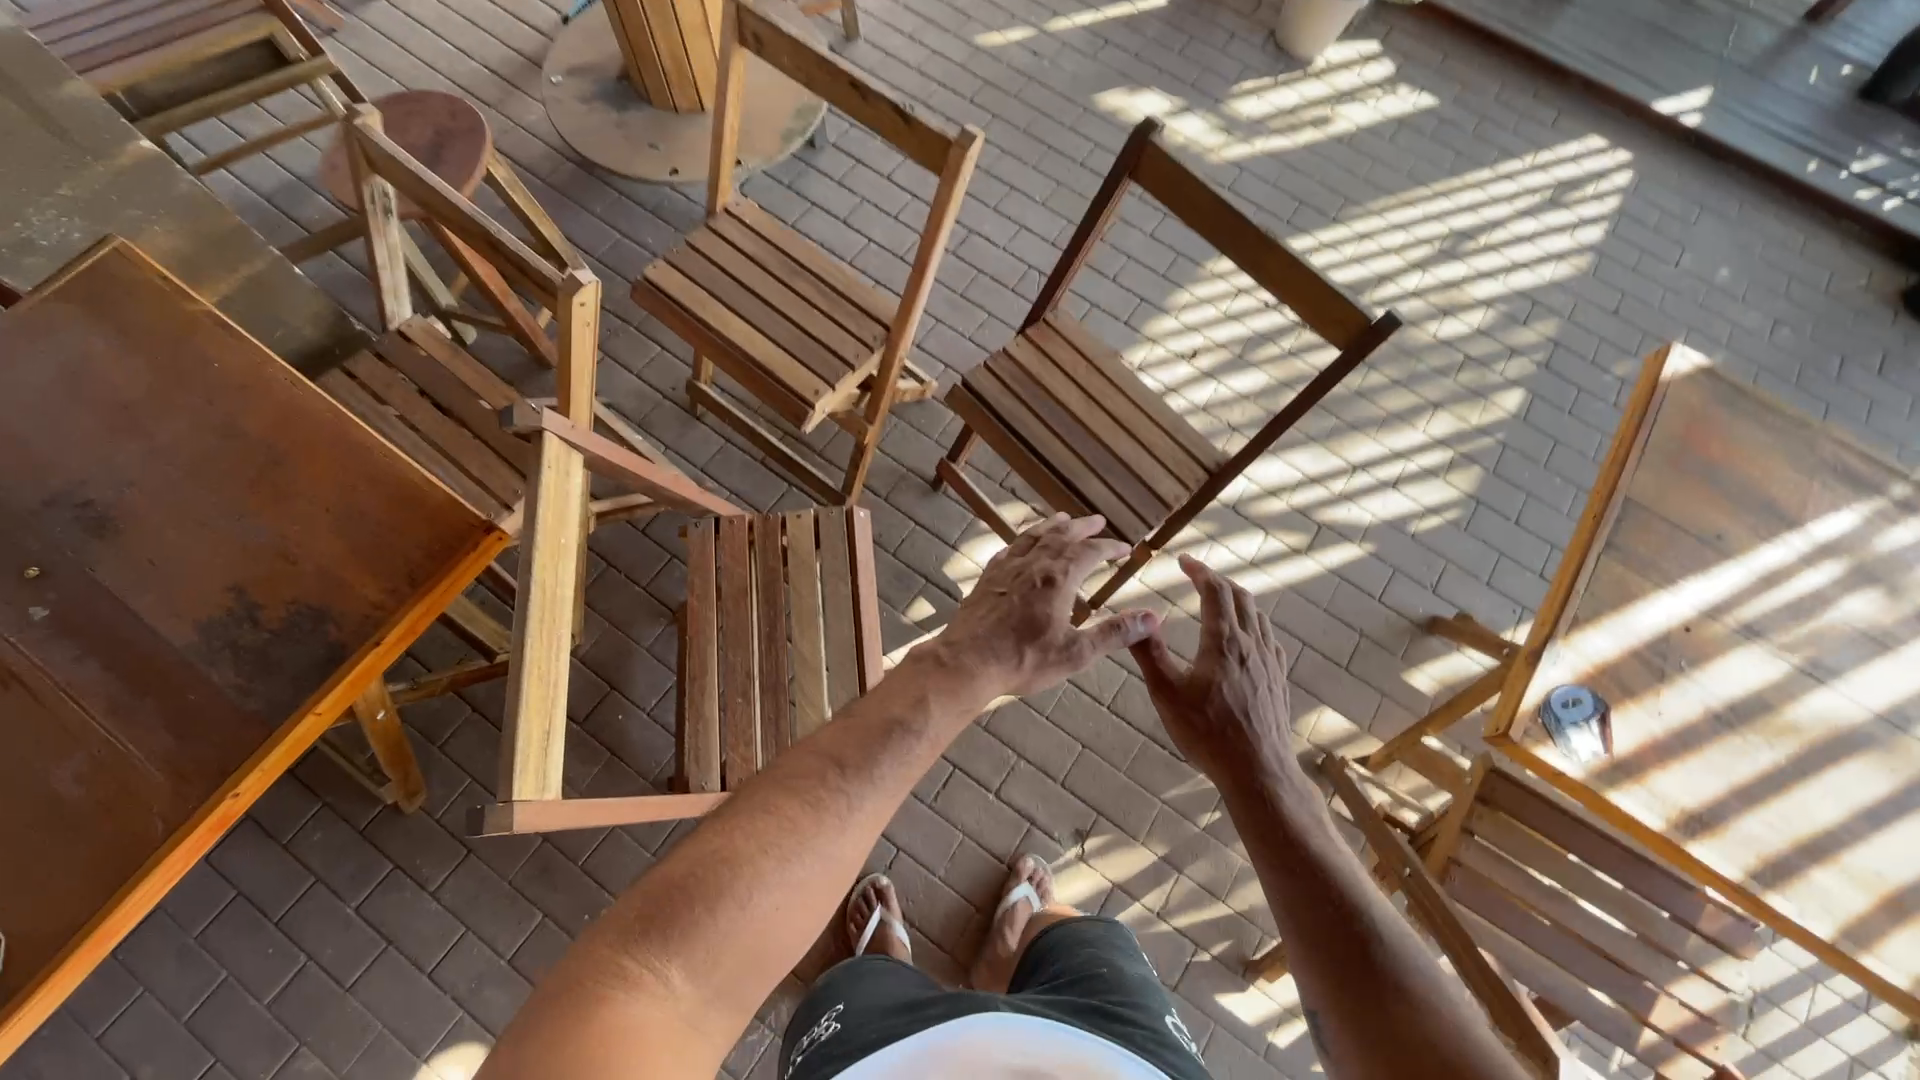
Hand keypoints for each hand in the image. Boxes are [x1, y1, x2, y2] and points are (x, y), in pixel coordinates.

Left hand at [922, 514, 1158, 702]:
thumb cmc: (1023, 660)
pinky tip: (1020, 546)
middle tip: (1096, 520)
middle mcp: (1032, 566)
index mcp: (1058, 579)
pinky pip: (1007, 551)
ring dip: (1050, 526)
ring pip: (1032, 537)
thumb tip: (1152, 618)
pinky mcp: (986, 581)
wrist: (967, 662)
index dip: (1109, 547)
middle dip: (1082, 527)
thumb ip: (1114, 633)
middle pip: (1061, 535)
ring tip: (1062, 518)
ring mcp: (1006, 570)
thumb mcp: (1076, 653)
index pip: (1090, 552)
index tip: (1124, 547)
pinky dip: (1020, 542)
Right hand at [1128, 555, 1296, 785]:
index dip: (1199, 571)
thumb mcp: (1166, 693)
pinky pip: (1269, 637)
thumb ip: (1150, 653)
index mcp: (1224, 642)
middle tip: (1197, 576)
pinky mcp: (1278, 680)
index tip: (1183, 561)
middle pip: (1240, 597)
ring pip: (1258, 616)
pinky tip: (1247, 637)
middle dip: (1218, 580)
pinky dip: (1254, 623)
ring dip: (1237, 599)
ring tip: (1219, 600)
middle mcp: (1251, 644)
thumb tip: (1139, 618)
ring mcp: (1269, 662)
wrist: (1256, 770)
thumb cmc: (1207, 732)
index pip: (1215, 591)